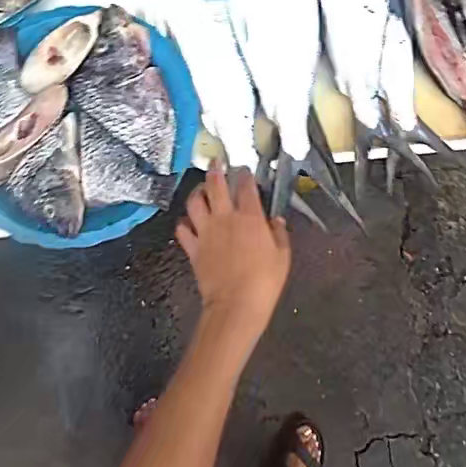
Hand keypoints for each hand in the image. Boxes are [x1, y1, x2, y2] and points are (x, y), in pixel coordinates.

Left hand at [174, 161, 290, 341]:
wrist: (235, 304)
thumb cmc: (264, 281)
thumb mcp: (283, 255)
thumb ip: (279, 234)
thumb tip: (276, 221)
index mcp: (250, 217)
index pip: (246, 186)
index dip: (245, 174)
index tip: (245, 170)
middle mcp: (225, 218)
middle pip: (215, 185)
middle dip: (216, 170)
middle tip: (216, 161)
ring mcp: (206, 232)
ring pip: (195, 202)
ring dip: (197, 192)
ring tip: (201, 188)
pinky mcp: (193, 248)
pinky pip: (182, 229)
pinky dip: (184, 222)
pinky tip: (189, 221)